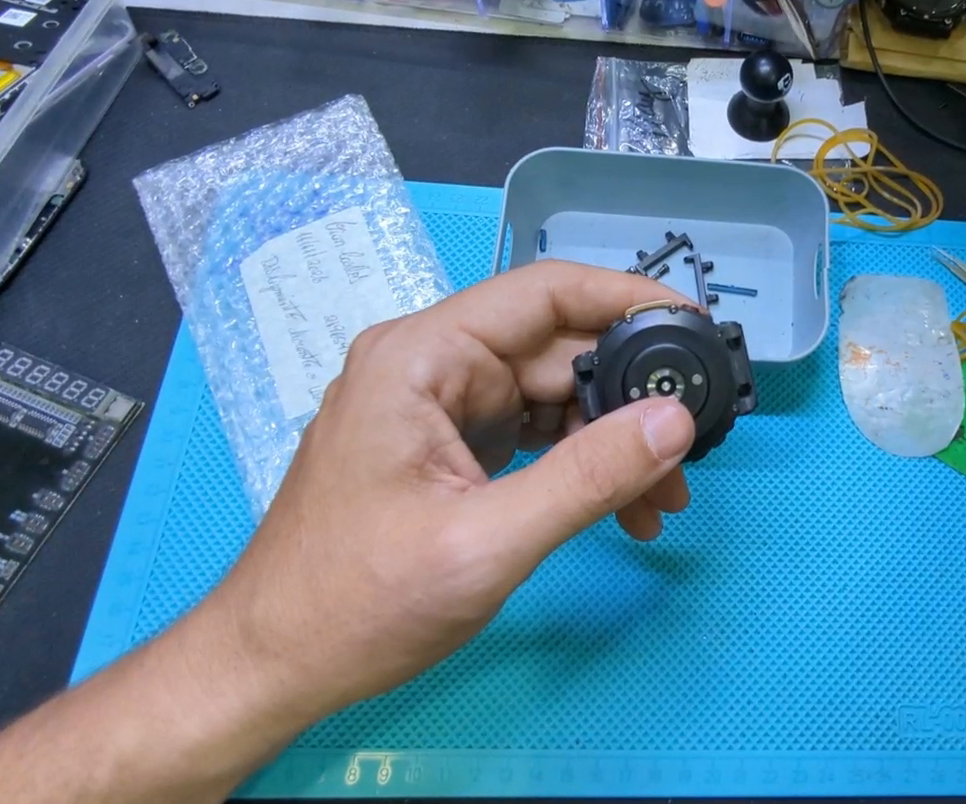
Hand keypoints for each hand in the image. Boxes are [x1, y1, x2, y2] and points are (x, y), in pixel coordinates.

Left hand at [198, 261, 699, 722]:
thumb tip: (676, 421)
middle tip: (690, 446)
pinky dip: (587, 464)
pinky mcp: (460, 441)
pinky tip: (626, 505)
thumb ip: (588, 477)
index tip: (693, 325)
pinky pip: (543, 431)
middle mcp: (438, 364)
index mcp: (424, 356)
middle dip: (632, 399)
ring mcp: (449, 404)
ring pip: (561, 395)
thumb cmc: (356, 605)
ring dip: (616, 442)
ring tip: (665, 495)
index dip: (627, 298)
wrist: (272, 671)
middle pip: (562, 351)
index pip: (546, 294)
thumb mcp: (486, 542)